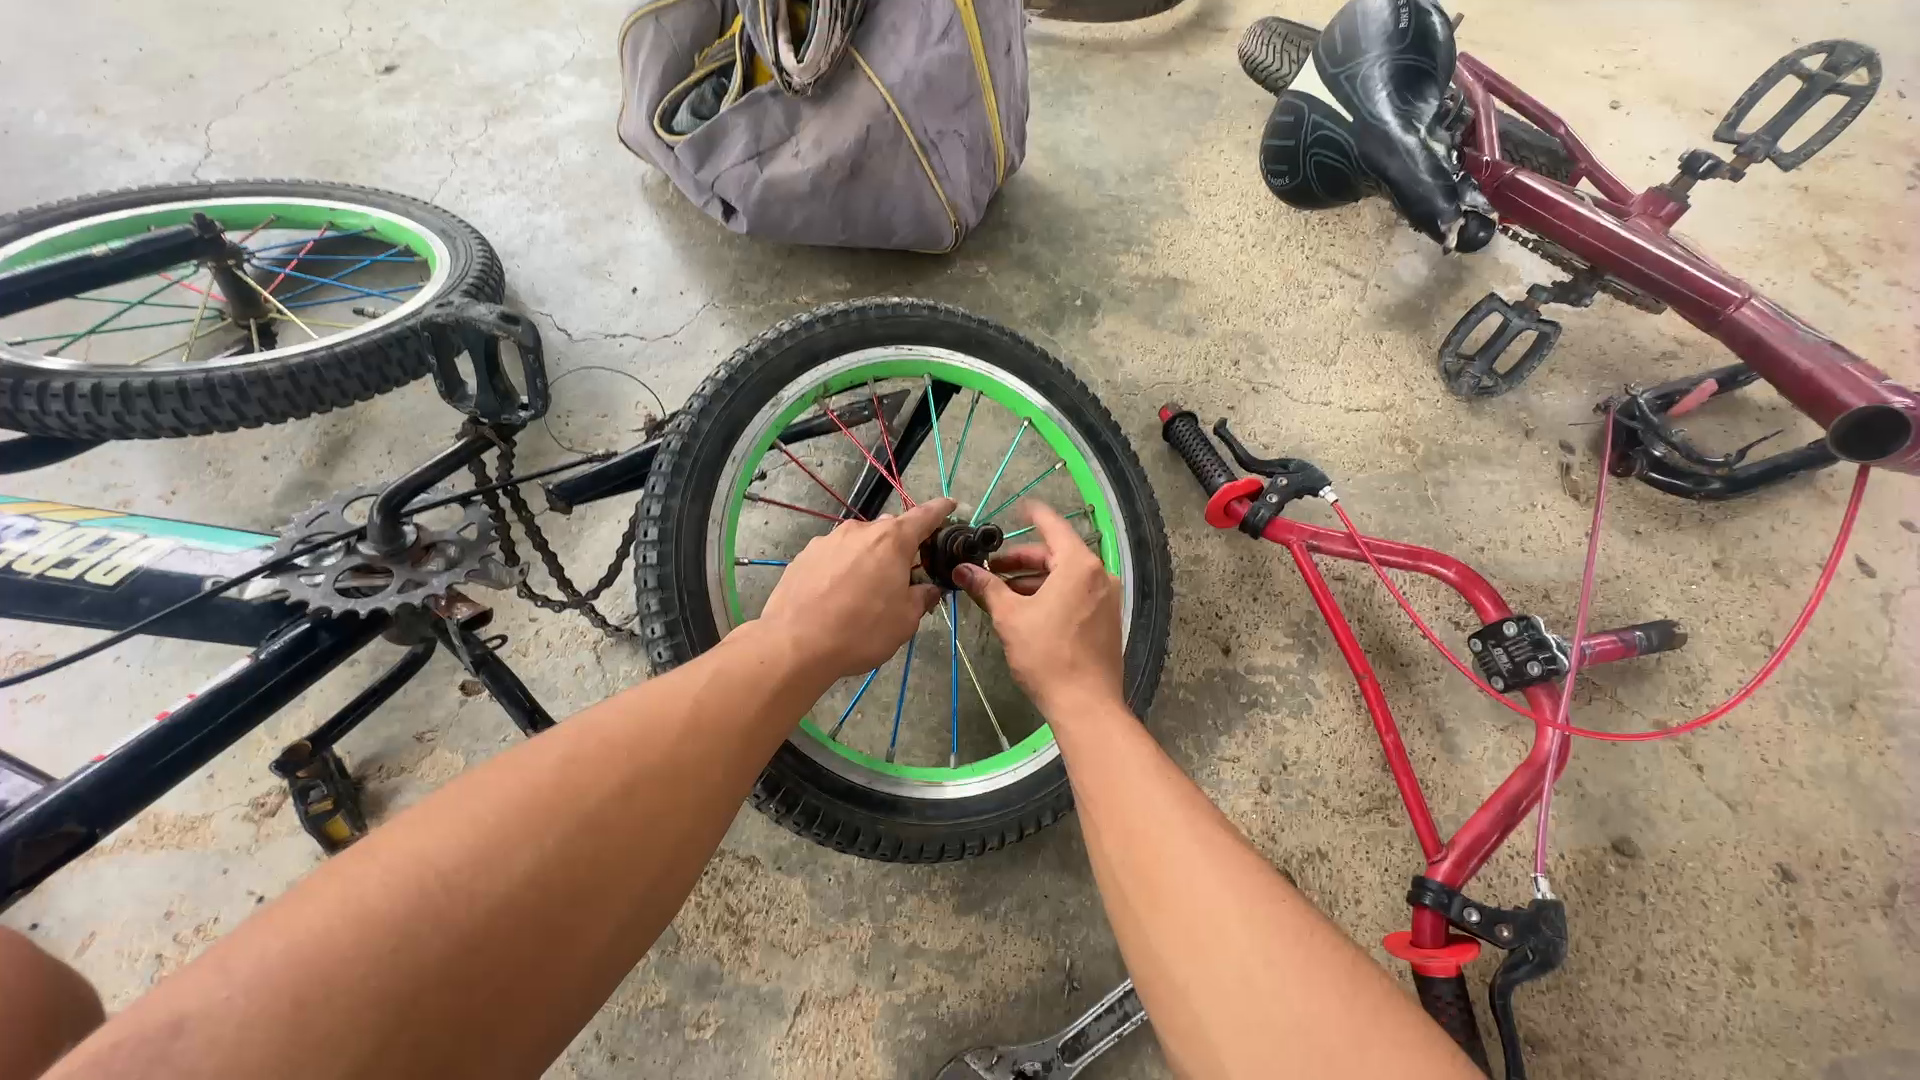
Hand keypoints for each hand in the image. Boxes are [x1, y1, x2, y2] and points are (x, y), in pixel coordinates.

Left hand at [754, 497, 953, 679]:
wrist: (795, 643)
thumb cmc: (861, 631)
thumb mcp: (905, 621)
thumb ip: (921, 598)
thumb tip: (928, 589)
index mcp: (892, 541)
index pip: (924, 516)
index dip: (941, 510)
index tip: (950, 505)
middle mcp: (860, 531)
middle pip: (889, 531)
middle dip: (901, 547)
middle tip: (905, 575)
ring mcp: (828, 540)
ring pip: (859, 543)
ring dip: (869, 559)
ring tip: (866, 591)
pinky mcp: (804, 556)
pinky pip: (834, 556)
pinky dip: (843, 569)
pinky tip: (838, 595)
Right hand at [953, 501, 1123, 715]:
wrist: (1085, 703)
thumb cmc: (1047, 655)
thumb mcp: (1010, 617)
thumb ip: (987, 587)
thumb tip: (963, 570)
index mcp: (1079, 565)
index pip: (1052, 526)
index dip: (1032, 514)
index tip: (1017, 507)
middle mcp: (1099, 575)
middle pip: (1056, 555)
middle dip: (1022, 560)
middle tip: (992, 568)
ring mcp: (1106, 598)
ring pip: (1064, 578)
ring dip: (1033, 581)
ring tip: (1001, 593)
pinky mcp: (1105, 619)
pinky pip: (1075, 595)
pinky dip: (1050, 595)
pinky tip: (1025, 610)